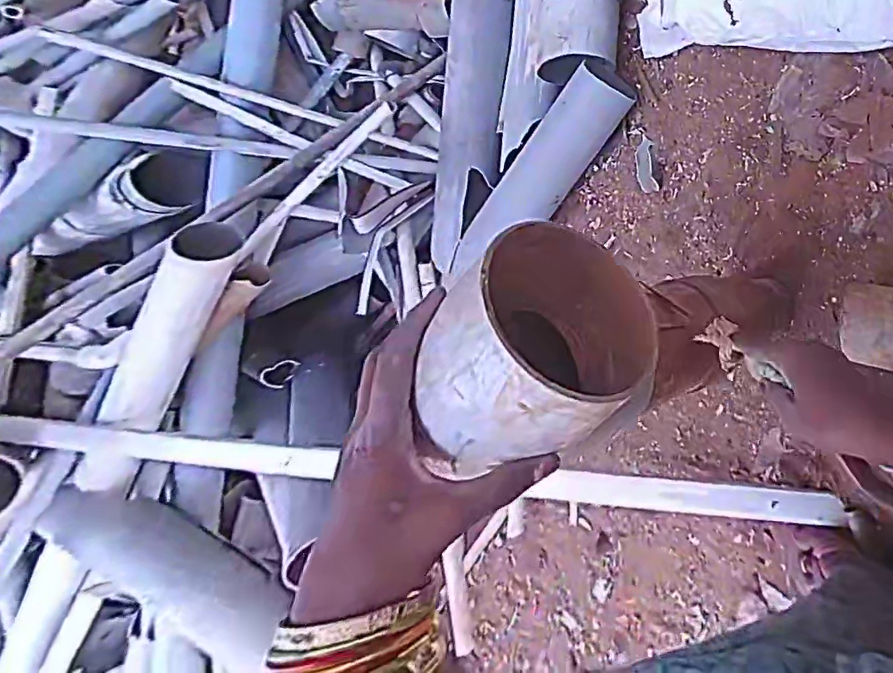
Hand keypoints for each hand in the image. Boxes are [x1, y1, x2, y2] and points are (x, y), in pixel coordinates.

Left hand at [290, 287, 556, 622]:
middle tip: (440, 309)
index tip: (437, 298)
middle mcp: (364, 435)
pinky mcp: (366, 458)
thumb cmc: (383, 555)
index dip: (414, 324)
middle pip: (378, 363)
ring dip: (402, 353)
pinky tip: (430, 392)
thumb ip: (506, 482)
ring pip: (374, 382)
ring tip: (436, 339)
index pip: (392, 362)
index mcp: (381, 437)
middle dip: (408, 328)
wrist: (346, 594)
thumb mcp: (455, 513)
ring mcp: (361, 446)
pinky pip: (380, 403)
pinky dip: (402, 381)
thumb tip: (546, 458)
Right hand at [741, 338, 892, 460]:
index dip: (747, 347)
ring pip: (799, 354)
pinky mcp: (840, 363)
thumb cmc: (831, 424)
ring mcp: (828, 353)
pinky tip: (803, 390)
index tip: (734, 342)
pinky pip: (812, 361)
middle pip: (782, 348)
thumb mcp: (792, 418)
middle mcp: (811, 347)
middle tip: (757, 373)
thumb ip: (774, 396)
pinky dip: (802, 370)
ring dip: (787, 366)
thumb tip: (768, 384)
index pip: (763, 347)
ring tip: (780, 387)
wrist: (875, 425)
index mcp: (794, 356)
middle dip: (769, 359)